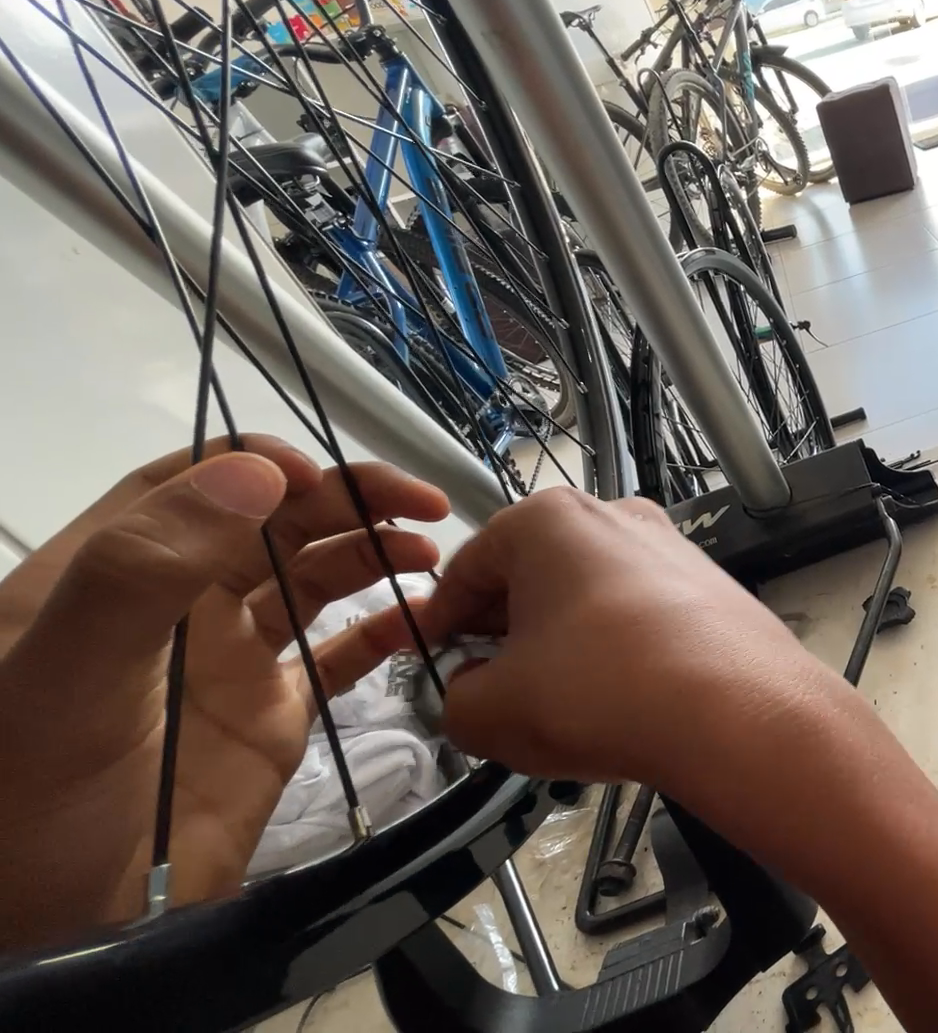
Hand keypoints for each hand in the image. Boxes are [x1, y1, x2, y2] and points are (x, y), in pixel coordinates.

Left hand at [0, 436, 447, 951]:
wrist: (68, 933)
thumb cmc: (38, 802)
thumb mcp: (67, 680)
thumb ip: (146, 571)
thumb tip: (262, 472)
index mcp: (114, 577)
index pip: (190, 483)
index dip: (265, 465)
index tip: (332, 478)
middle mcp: (179, 606)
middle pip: (277, 522)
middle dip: (355, 502)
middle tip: (428, 506)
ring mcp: (232, 658)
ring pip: (319, 577)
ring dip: (380, 555)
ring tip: (436, 559)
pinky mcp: (277, 709)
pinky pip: (345, 652)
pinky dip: (390, 629)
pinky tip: (427, 622)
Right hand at [415, 488, 851, 805]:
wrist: (738, 707)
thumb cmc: (599, 691)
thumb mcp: (489, 711)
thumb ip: (455, 697)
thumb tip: (475, 688)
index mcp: (551, 519)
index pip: (469, 566)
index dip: (441, 620)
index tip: (437, 660)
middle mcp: (619, 515)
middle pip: (537, 573)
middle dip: (508, 626)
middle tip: (495, 683)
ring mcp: (675, 546)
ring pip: (595, 592)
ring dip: (568, 636)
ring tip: (563, 696)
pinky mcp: (715, 583)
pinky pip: (646, 609)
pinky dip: (623, 641)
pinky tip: (625, 691)